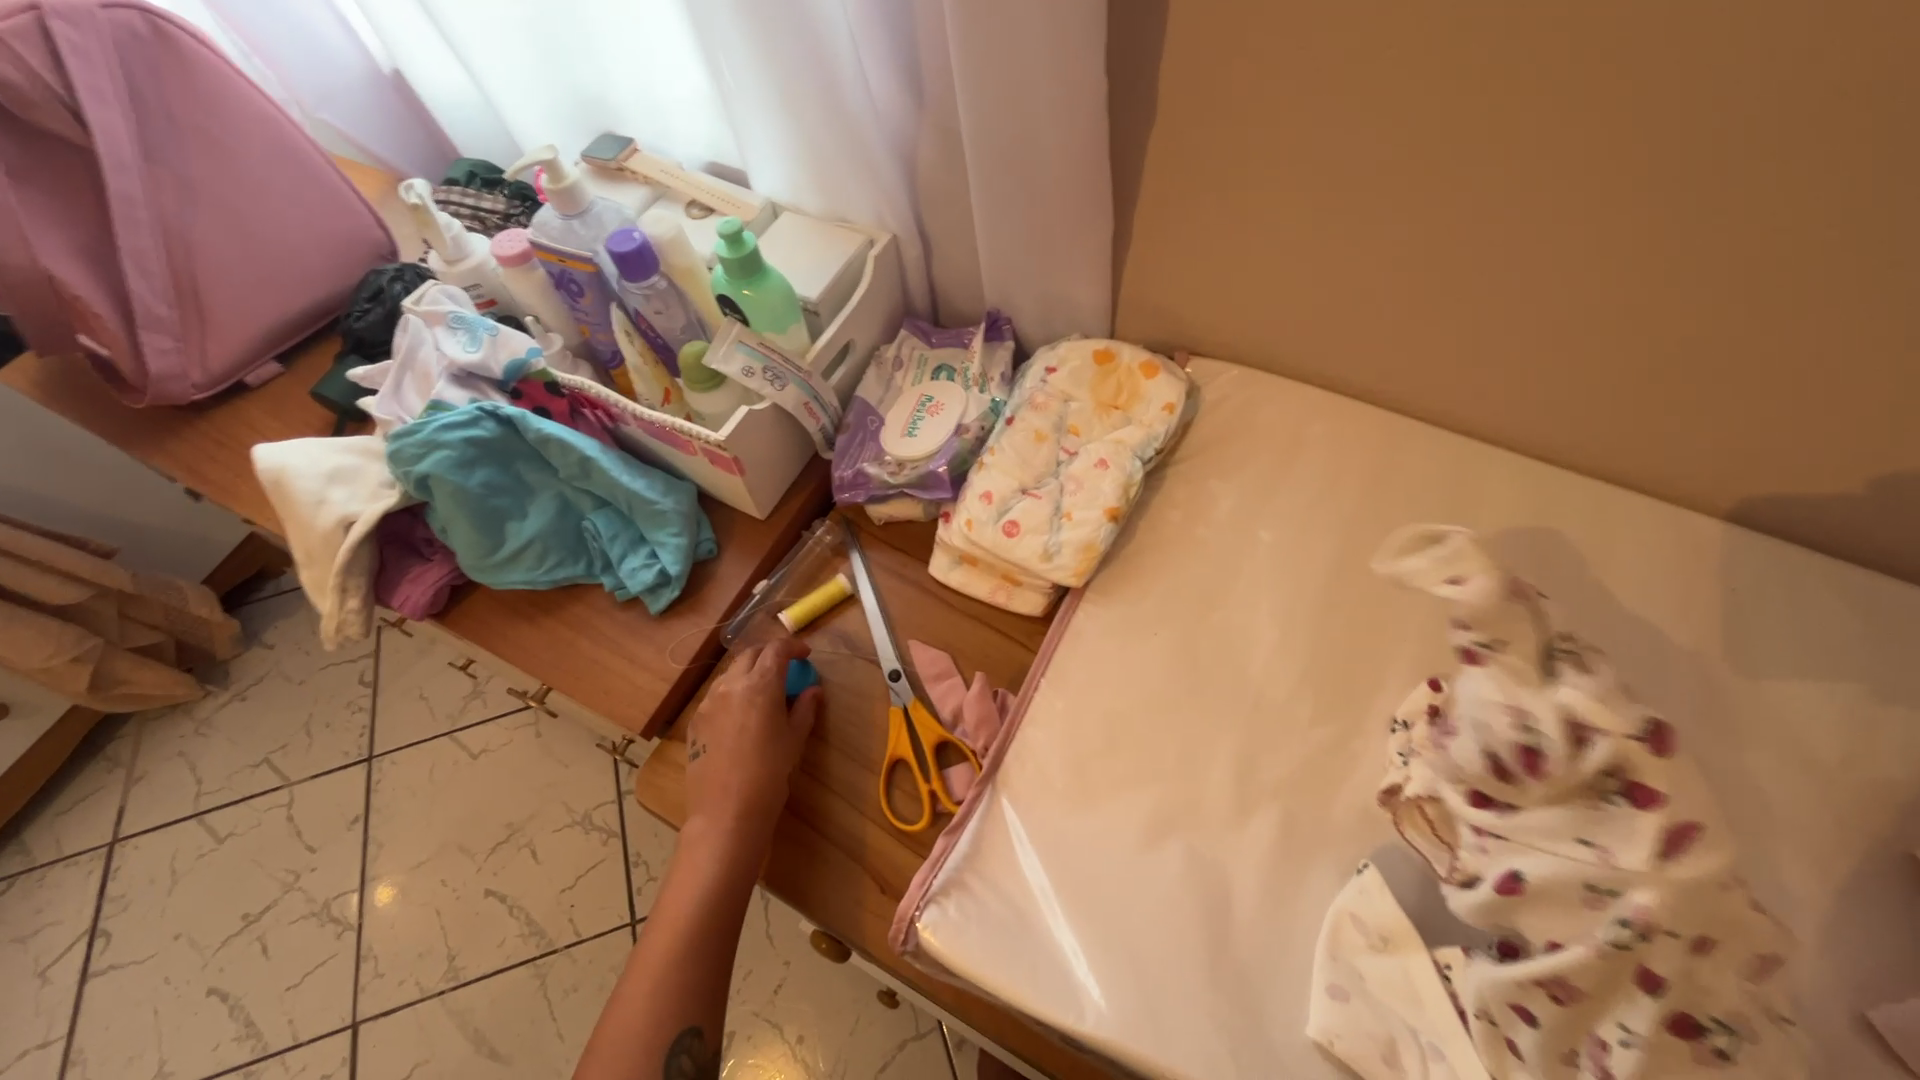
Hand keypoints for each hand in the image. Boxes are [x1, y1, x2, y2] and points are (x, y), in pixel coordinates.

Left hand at [683, 638, 822, 848]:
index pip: (776, 650)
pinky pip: (716, 695)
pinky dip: (732, 693)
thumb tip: (813, 691)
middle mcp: (730, 685)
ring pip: (730, 673)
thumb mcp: (795, 739)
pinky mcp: (696, 721)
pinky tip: (742, 713)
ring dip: (749, 672)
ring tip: (763, 689)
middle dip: (769, 654)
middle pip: (750, 655)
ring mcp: (708, 702)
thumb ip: (805, 708)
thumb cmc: (770, 773)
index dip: (793, 647)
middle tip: (785, 667)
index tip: (805, 655)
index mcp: (760, 685)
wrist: (727, 810)